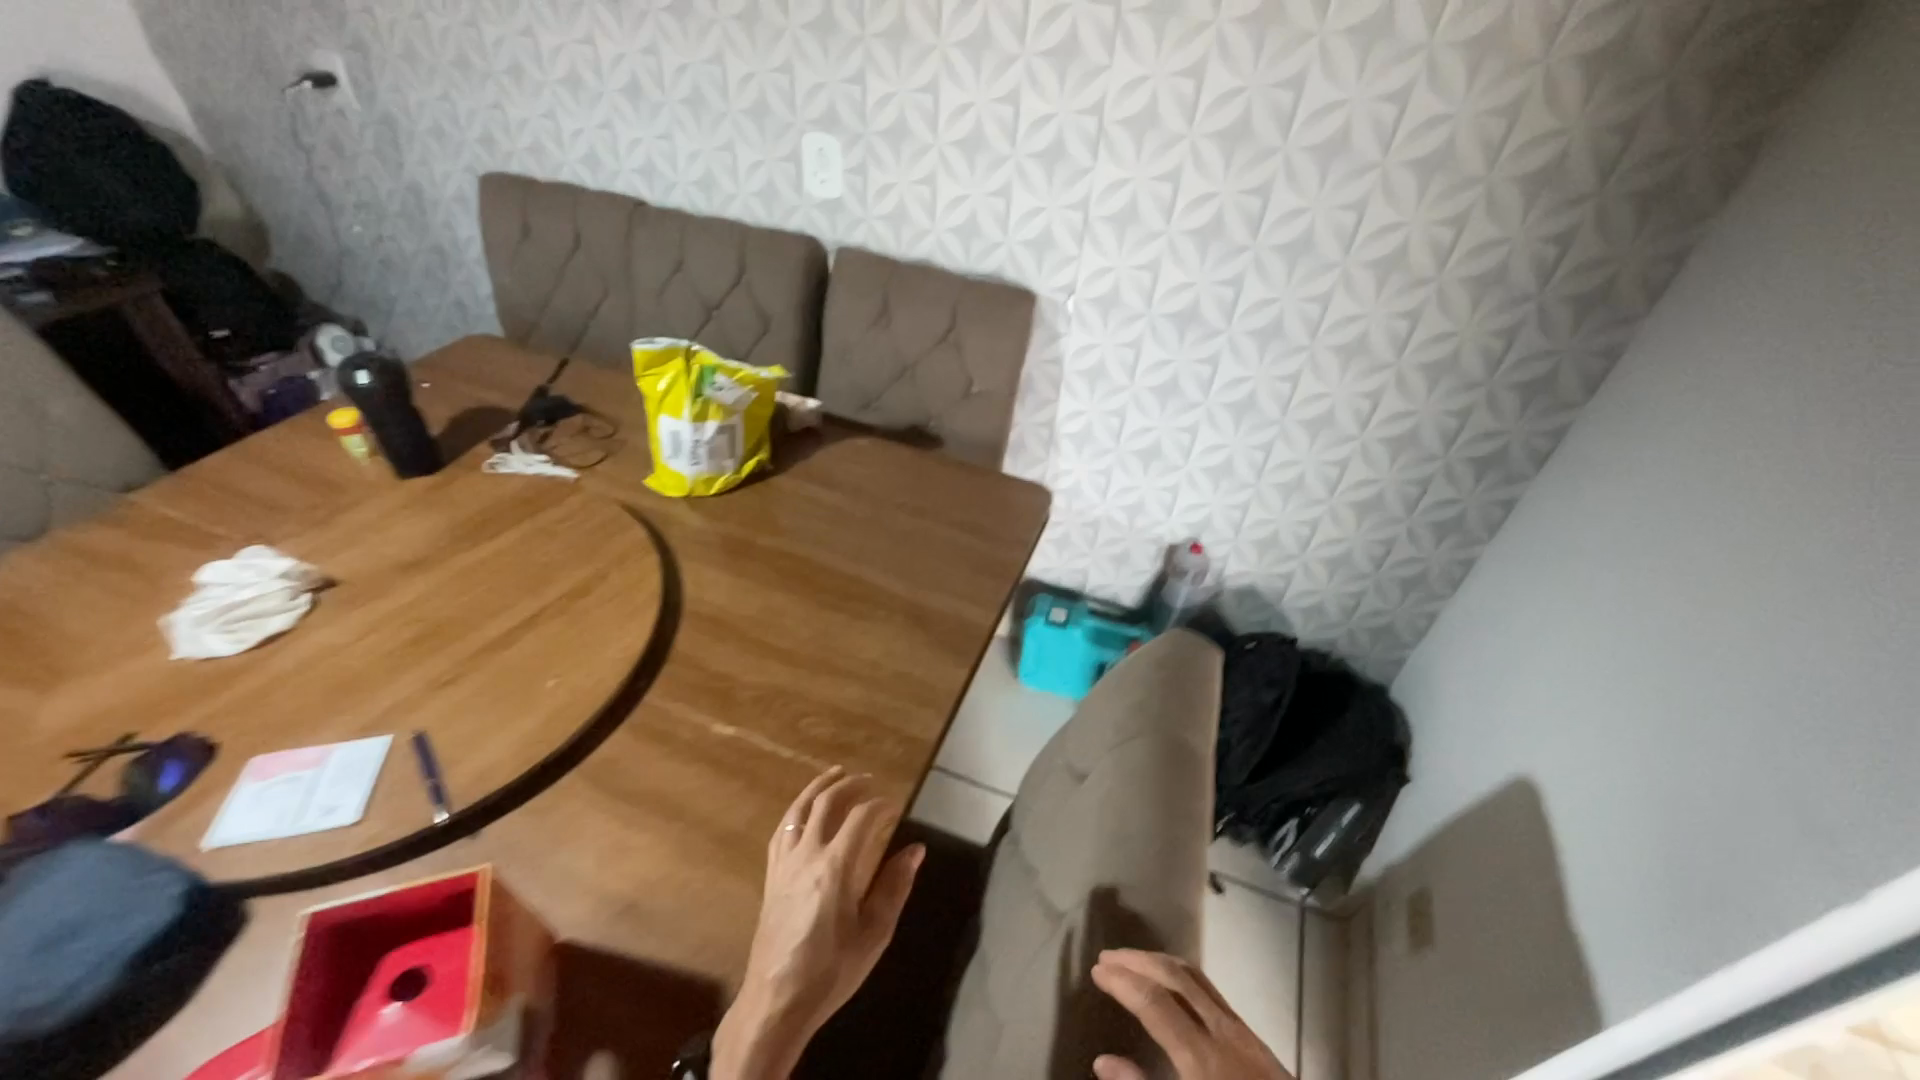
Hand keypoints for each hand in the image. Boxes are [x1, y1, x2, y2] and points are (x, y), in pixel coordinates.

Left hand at [711, 766, 924, 1079]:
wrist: (777, 1000)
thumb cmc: (832, 971)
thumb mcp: (875, 934)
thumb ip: (895, 886)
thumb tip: (915, 849)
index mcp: (836, 867)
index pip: (861, 817)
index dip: (880, 805)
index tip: (896, 806)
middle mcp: (807, 855)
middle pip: (827, 803)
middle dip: (851, 786)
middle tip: (870, 780)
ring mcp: (784, 864)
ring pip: (800, 810)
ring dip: (820, 787)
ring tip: (836, 774)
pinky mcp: (771, 876)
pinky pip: (783, 830)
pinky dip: (797, 810)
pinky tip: (803, 810)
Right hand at [1091, 949, 1293, 1079]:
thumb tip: (1103, 1061)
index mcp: (1201, 1058)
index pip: (1154, 1002)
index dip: (1122, 982)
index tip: (1097, 971)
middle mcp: (1222, 1033)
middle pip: (1176, 978)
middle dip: (1139, 961)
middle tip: (1108, 956)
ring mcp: (1241, 1031)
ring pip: (1197, 978)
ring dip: (1160, 963)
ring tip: (1133, 961)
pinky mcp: (1253, 1037)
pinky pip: (1210, 990)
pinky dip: (1182, 975)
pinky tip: (1172, 984)